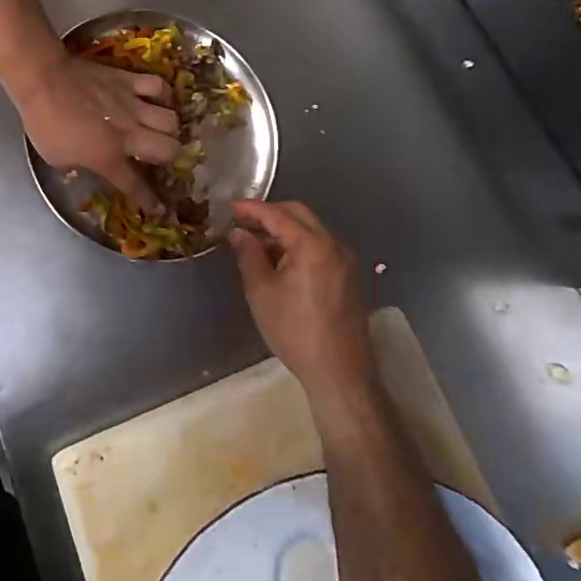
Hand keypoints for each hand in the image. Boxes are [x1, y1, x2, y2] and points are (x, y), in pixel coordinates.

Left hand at [10, 52, 181, 213]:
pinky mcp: (129, 81)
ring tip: (160, 128)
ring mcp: (132, 105)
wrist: (44, 81)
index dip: (149, 200)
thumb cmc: (45, 122)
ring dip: (168, 128)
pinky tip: (156, 99)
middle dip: (169, 156)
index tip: (159, 209)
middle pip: (169, 149)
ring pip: (171, 120)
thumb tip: (79, 169)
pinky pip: (159, 86)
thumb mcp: (53, 157)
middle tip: (158, 154)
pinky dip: (162, 93)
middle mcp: (128, 134)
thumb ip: (74, 166)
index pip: (135, 185)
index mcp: (108, 157)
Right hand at [230, 201, 374, 397]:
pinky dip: (299, 245)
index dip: (252, 209)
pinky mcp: (349, 276)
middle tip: (244, 221)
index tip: (231, 208)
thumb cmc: (294, 330)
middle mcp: (334, 244)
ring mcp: (346, 260)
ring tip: (257, 243)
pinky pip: (321, 247)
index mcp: (312, 244)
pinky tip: (281, 262)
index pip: (278, 214)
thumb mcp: (261, 291)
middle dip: (270, 214)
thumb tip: (239, 233)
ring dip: (285, 230)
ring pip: (312, 230)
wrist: (339, 372)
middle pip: (299, 214)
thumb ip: (248, 254)